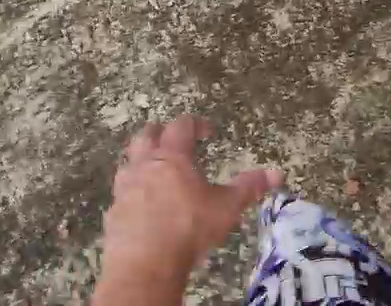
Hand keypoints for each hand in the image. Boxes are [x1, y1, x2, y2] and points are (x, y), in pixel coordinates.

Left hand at [92, 115, 283, 305]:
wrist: (144, 267)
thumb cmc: (188, 229)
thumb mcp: (226, 208)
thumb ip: (249, 188)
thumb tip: (277, 173)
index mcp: (173, 157)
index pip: (182, 125)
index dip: (196, 123)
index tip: (208, 131)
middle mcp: (145, 165)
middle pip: (146, 135)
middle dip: (160, 132)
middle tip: (174, 141)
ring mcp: (125, 189)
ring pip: (128, 162)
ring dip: (141, 160)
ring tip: (155, 171)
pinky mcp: (113, 214)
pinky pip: (120, 194)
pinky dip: (132, 193)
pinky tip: (142, 206)